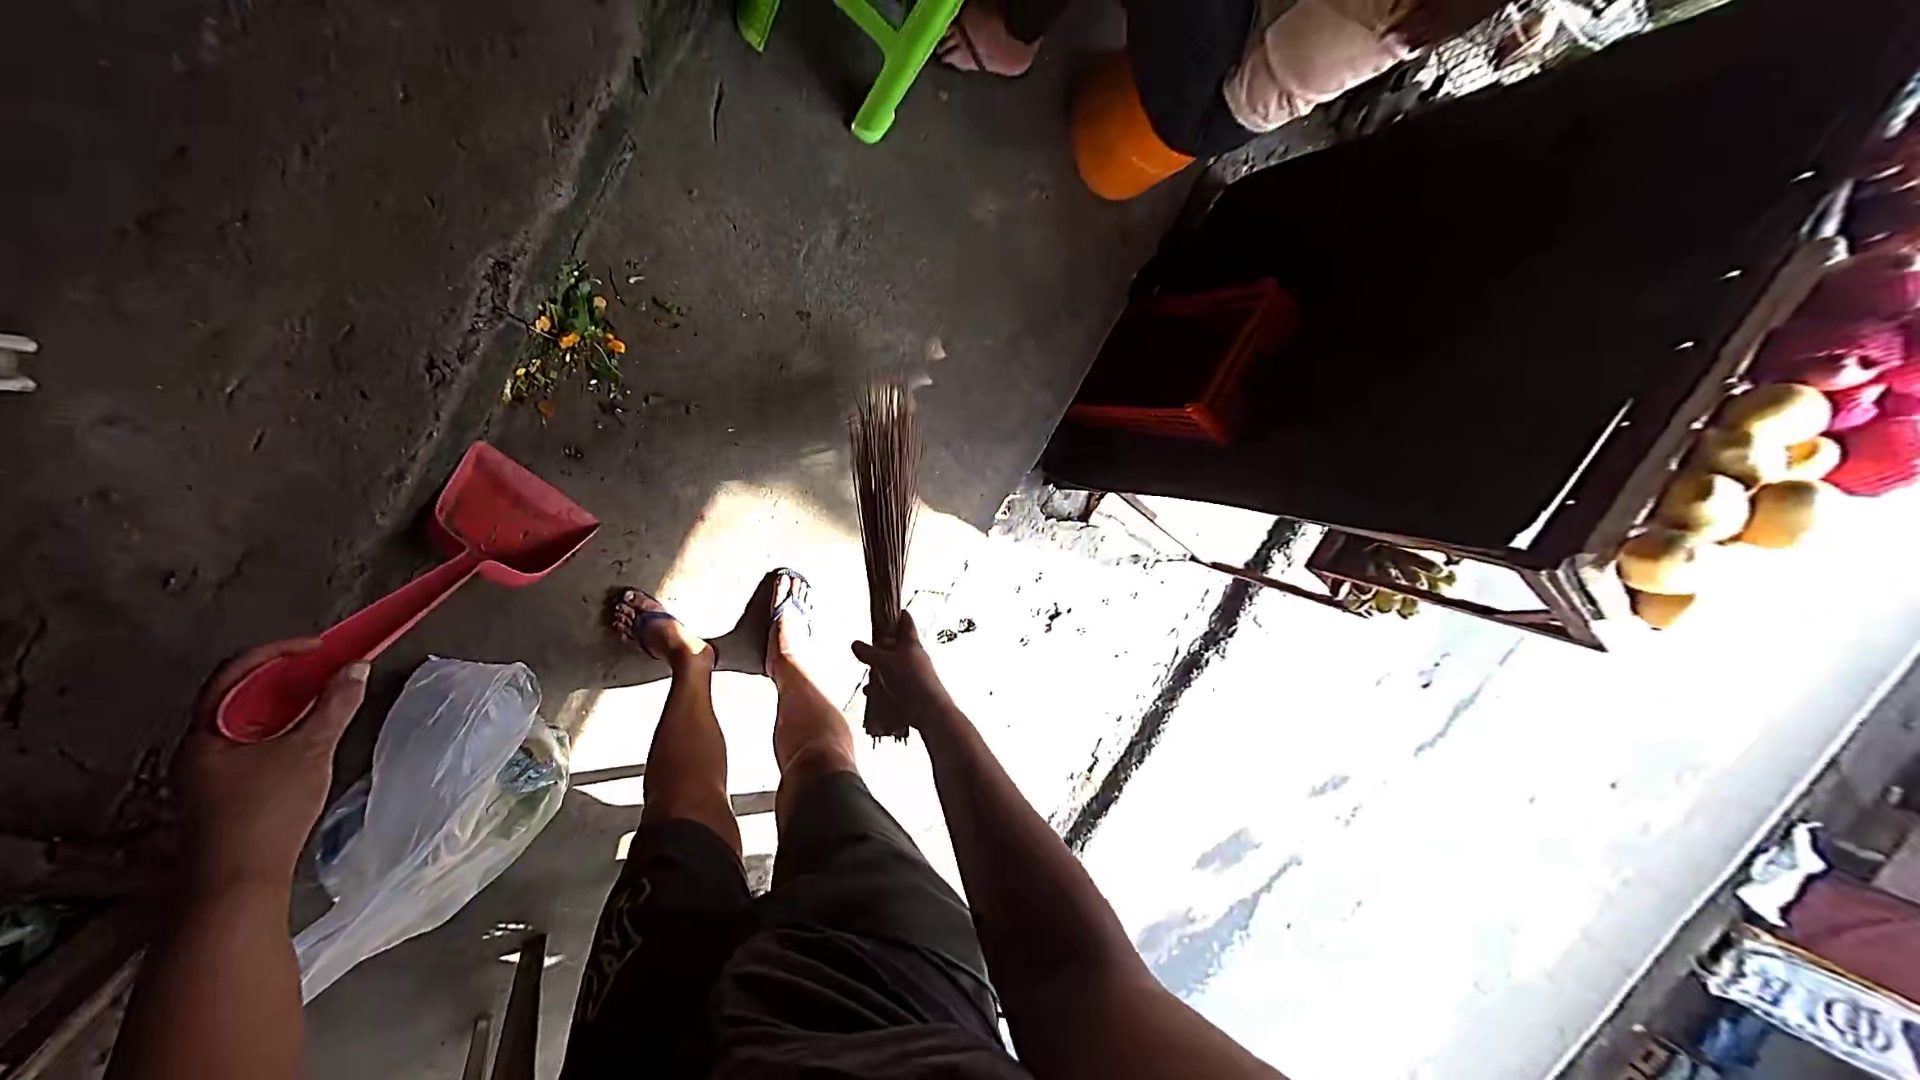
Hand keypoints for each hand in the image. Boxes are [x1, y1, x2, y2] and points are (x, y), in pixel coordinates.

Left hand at [176, 640, 367, 894]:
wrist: (236, 879)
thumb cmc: (267, 811)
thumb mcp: (310, 751)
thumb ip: (334, 706)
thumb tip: (355, 667)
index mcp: (207, 730)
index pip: (237, 670)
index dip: (280, 650)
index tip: (321, 645)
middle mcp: (199, 743)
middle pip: (239, 691)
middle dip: (287, 672)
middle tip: (328, 666)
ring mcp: (208, 766)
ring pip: (248, 716)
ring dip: (287, 698)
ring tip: (327, 694)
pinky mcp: (223, 784)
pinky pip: (253, 737)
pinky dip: (284, 723)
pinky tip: (310, 732)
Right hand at [851, 612, 958, 729]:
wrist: (929, 709)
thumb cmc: (909, 679)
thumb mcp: (885, 663)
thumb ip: (870, 653)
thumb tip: (855, 643)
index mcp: (911, 643)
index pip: (906, 622)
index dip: (899, 615)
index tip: (891, 610)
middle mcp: (915, 656)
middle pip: (899, 644)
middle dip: (885, 644)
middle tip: (872, 643)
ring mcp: (915, 673)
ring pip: (896, 665)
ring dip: (882, 667)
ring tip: (868, 670)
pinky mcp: (913, 689)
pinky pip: (895, 683)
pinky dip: (882, 686)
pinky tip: (870, 691)